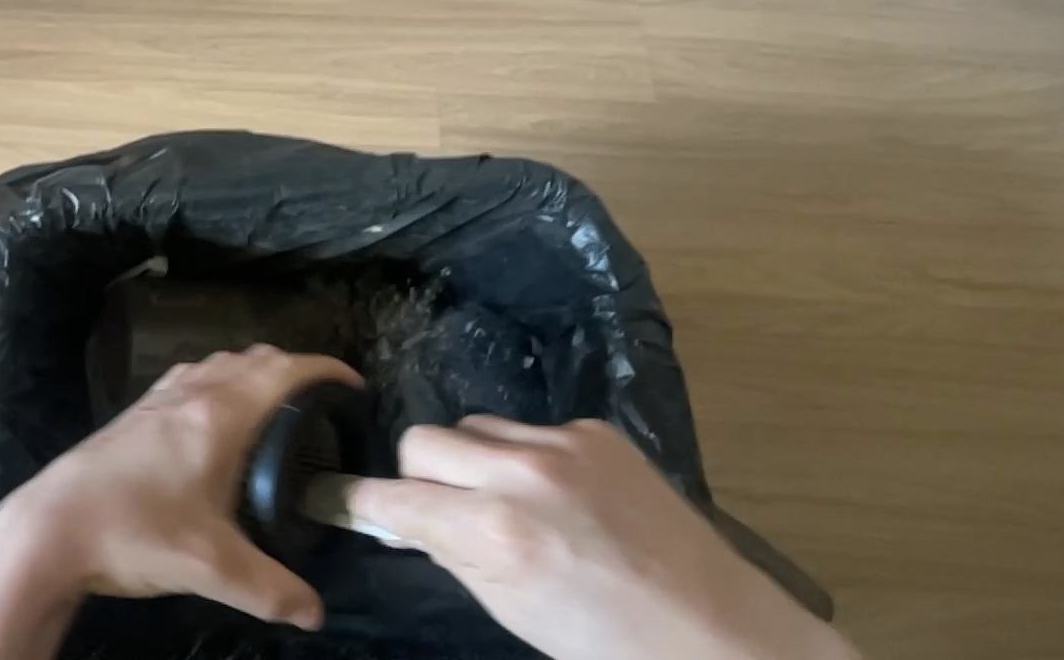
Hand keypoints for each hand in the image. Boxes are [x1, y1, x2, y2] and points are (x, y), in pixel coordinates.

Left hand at [0, 345, 361, 629]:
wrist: (52, 526)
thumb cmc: (136, 534)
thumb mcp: (211, 568)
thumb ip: (270, 589)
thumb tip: (315, 612)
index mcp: (221, 414)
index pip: (285, 370)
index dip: (324, 369)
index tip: (352, 385)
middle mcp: (195, 391)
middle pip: (256, 357)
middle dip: (295, 369)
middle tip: (321, 403)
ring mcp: (162, 395)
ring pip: (222, 362)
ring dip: (255, 370)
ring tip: (275, 405)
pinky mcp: (139, 407)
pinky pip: (195, 374)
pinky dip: (222, 378)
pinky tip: (216, 415)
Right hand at [345, 416, 857, 659]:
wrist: (724, 634)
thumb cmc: (609, 648)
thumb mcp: (515, 612)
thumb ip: (456, 553)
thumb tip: (411, 517)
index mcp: (495, 535)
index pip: (395, 500)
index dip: (360, 501)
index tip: (339, 498)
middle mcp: (519, 475)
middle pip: (422, 439)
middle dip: (419, 473)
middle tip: (443, 504)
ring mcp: (560, 443)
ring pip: (471, 426)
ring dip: (471, 459)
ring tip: (507, 496)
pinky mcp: (593, 429)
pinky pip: (527, 429)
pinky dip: (525, 457)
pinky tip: (561, 492)